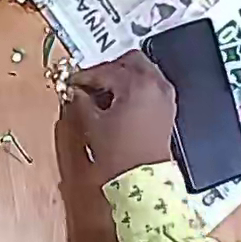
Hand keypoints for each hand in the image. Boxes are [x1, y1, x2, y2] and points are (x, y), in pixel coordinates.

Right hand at [66, 51, 177, 181]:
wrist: (142, 179)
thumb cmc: (120, 156)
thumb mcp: (93, 125)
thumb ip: (81, 102)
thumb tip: (76, 92)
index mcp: (136, 85)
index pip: (105, 70)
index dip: (85, 76)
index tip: (73, 82)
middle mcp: (155, 85)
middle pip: (129, 61)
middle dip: (108, 70)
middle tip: (90, 83)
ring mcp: (164, 96)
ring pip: (143, 71)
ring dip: (123, 77)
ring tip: (104, 94)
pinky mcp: (167, 109)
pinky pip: (151, 86)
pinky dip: (135, 88)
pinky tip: (120, 103)